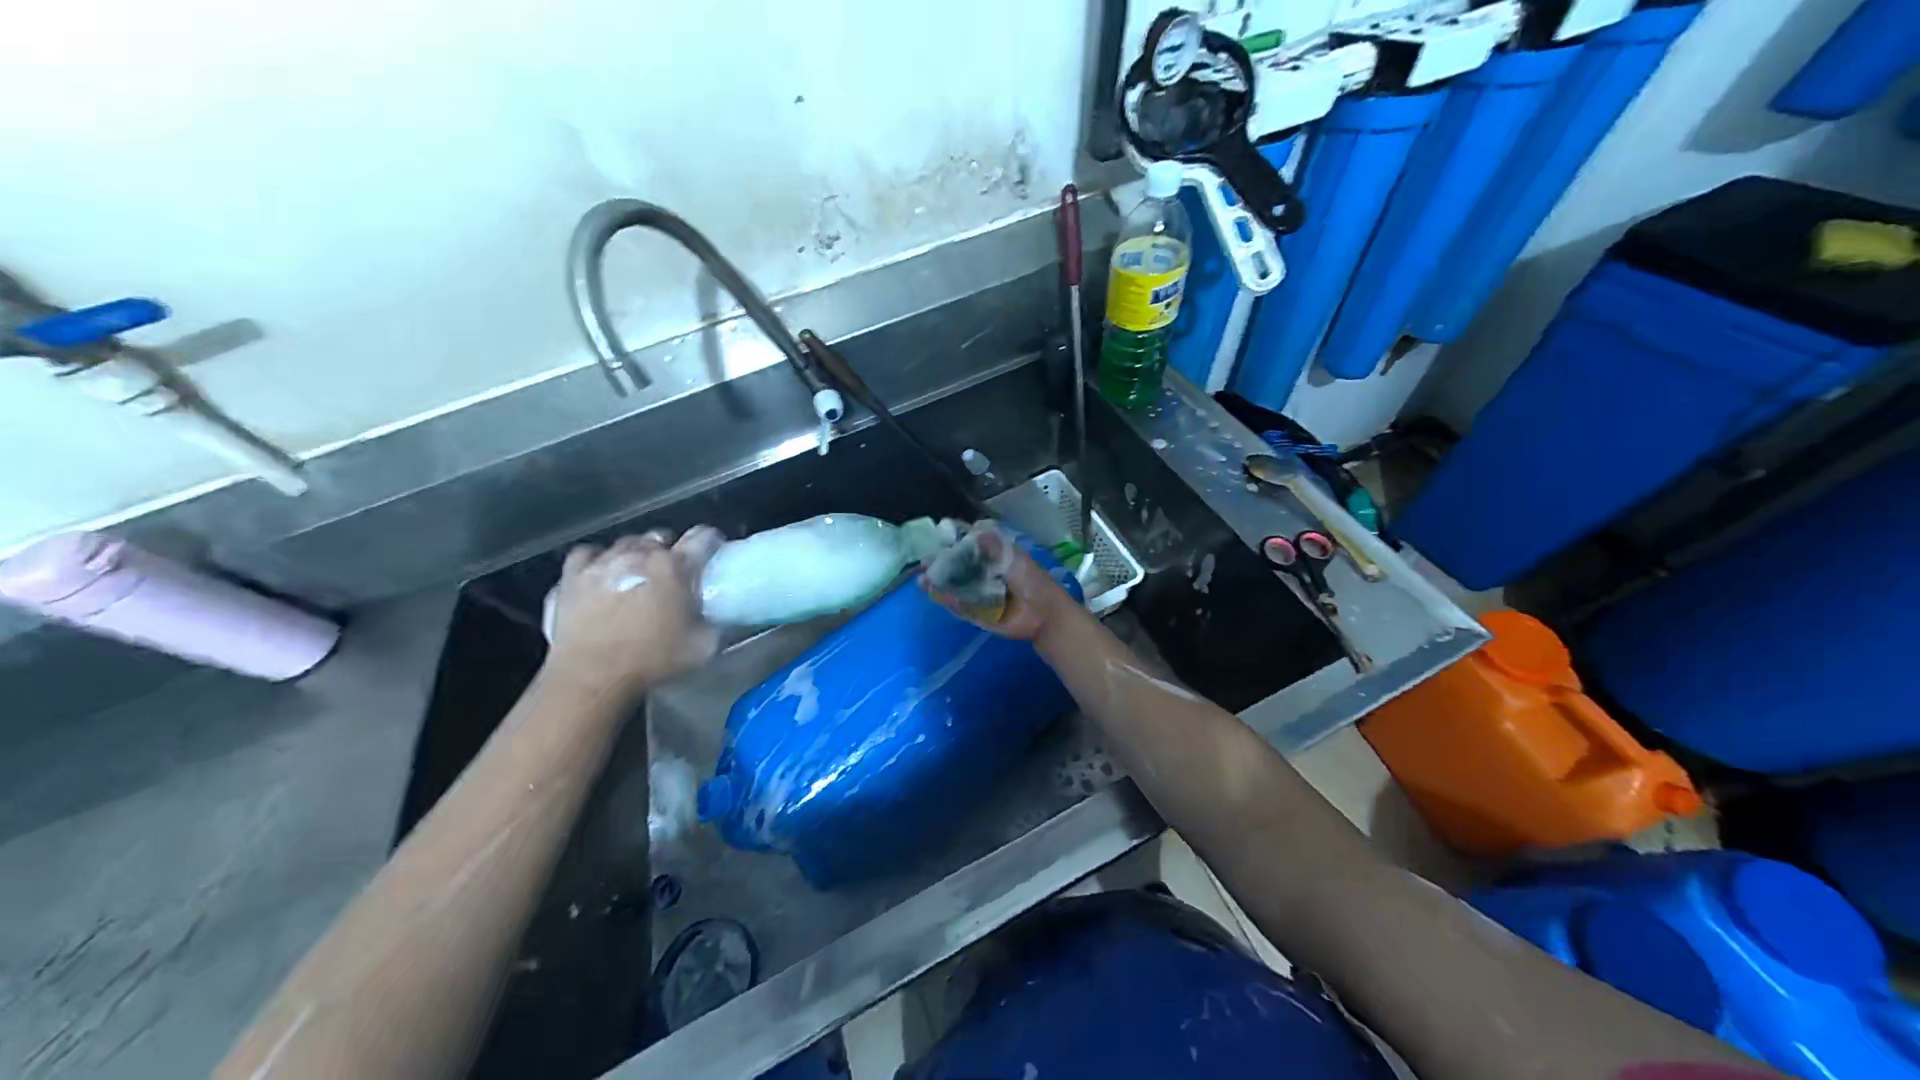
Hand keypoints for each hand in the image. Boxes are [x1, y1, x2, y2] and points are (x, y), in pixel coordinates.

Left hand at [544, 527, 723, 698]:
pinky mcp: (570, 577)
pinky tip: (600, 575)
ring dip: (635, 555)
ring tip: (636, 574)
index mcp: (675, 567)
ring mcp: (601, 562)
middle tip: (672, 573)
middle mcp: (638, 555)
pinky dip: (596, 561)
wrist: (590, 677)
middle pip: (659, 537)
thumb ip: (712, 624)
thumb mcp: (701, 648)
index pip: (702, 537)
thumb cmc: (650, 661)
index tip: (712, 550)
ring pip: (625, 543)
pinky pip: (587, 555)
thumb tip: (713, 618)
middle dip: (669, 550)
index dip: (710, 542)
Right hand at [921, 526, 1077, 641]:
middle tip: (923, 561)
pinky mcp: (978, 614)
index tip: (938, 537)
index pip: (967, 548)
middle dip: (939, 565)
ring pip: (953, 588)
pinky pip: (960, 608)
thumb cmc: (1032, 582)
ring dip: (938, 584)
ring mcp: (978, 596)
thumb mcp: (1014, 559)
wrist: (1044, 614)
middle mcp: (982, 576)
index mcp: (991, 559)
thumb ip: (994, 547)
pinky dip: (949, 602)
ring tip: (922, 579)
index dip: (952, 543)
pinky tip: (936, 594)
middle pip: (955, 568)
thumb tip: (975, 531)